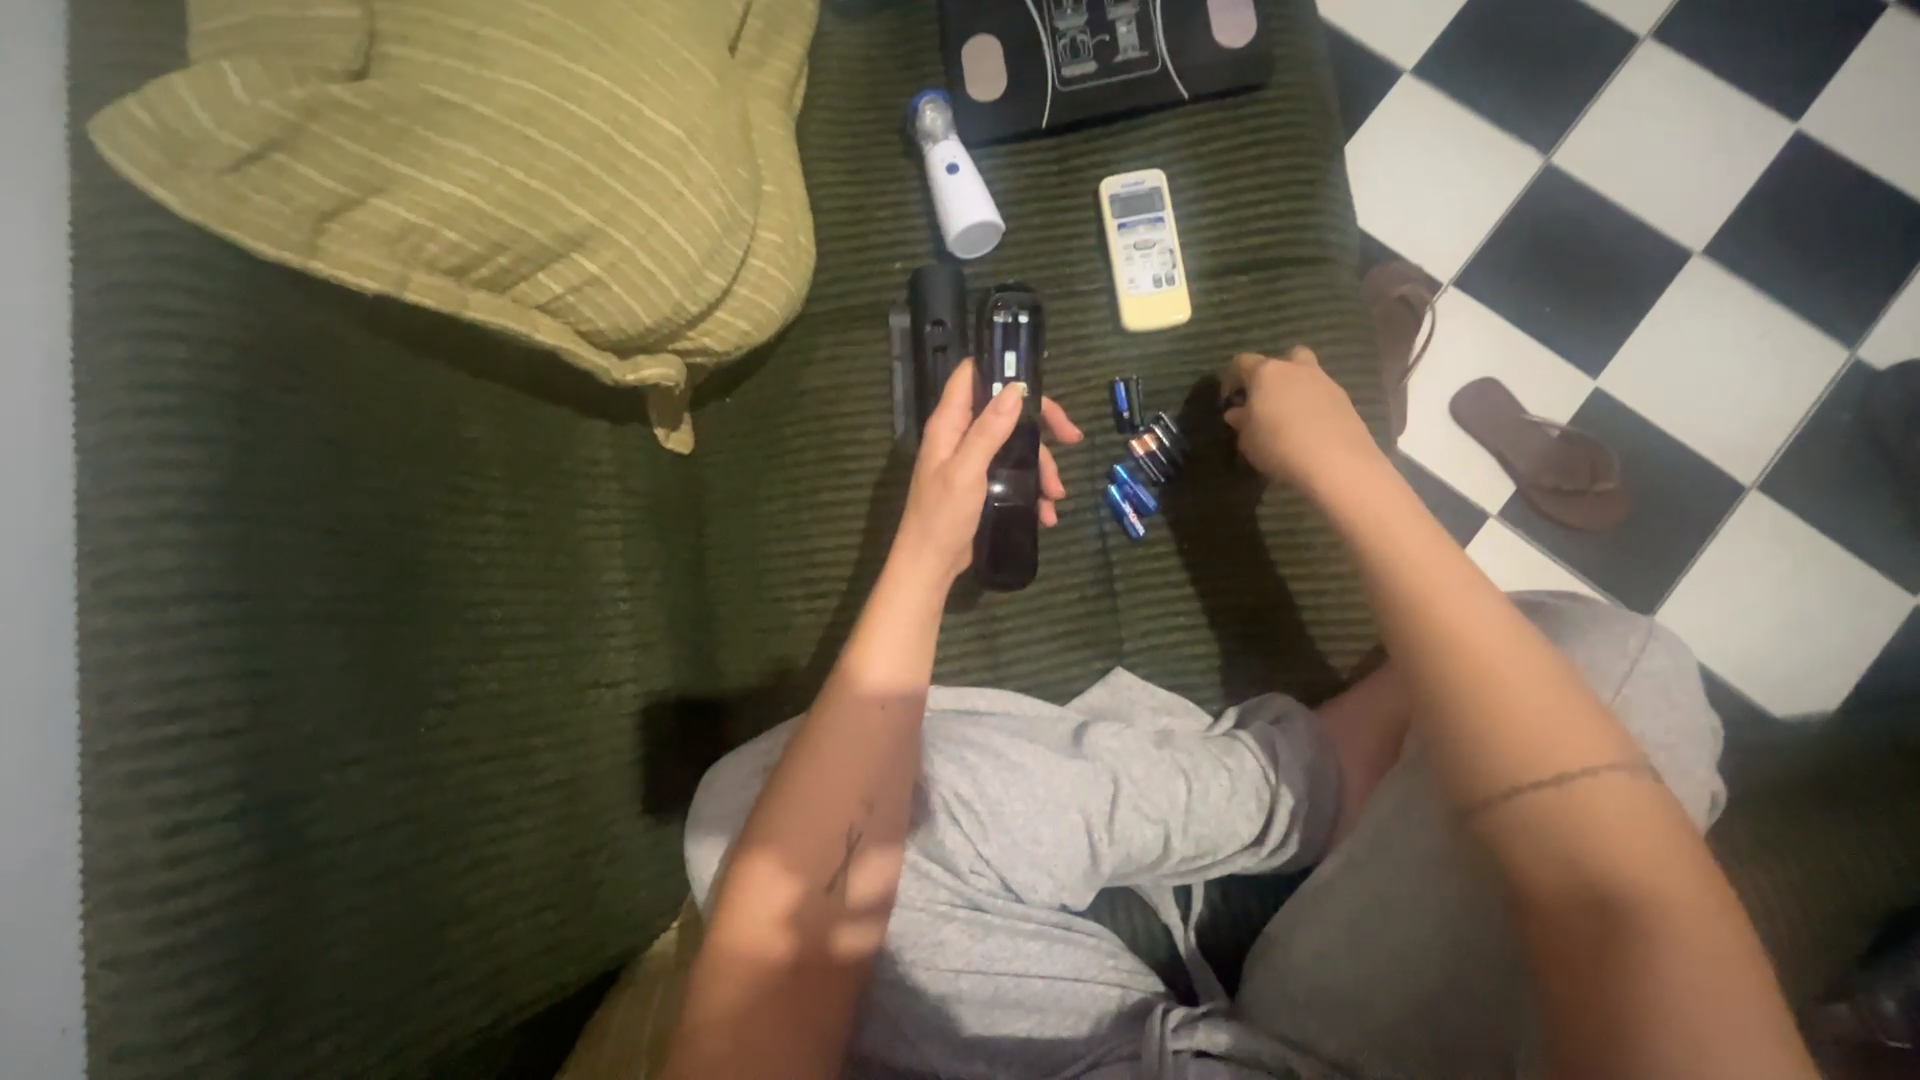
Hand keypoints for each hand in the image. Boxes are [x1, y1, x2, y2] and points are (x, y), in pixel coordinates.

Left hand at [892, 359, 1083, 583]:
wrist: (931, 564)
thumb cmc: (942, 515)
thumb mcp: (966, 470)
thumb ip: (989, 430)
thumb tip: (1015, 388)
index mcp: (949, 424)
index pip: (971, 375)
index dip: (1002, 369)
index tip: (1037, 381)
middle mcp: (962, 435)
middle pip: (1007, 411)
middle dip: (1041, 426)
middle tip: (1072, 438)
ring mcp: (974, 460)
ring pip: (1017, 446)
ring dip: (1042, 468)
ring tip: (1056, 496)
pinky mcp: (984, 484)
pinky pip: (1015, 474)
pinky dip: (1033, 489)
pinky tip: (1046, 512)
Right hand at [1220, 347, 1383, 490]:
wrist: (1335, 461)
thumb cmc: (1278, 445)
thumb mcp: (1247, 439)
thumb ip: (1241, 421)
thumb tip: (1237, 412)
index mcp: (1266, 373)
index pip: (1242, 362)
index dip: (1232, 378)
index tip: (1230, 399)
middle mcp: (1296, 369)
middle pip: (1285, 357)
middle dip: (1275, 373)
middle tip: (1267, 398)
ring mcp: (1324, 381)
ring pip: (1308, 374)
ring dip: (1297, 389)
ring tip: (1290, 417)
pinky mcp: (1345, 399)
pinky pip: (1323, 395)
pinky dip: (1315, 406)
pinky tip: (1310, 429)